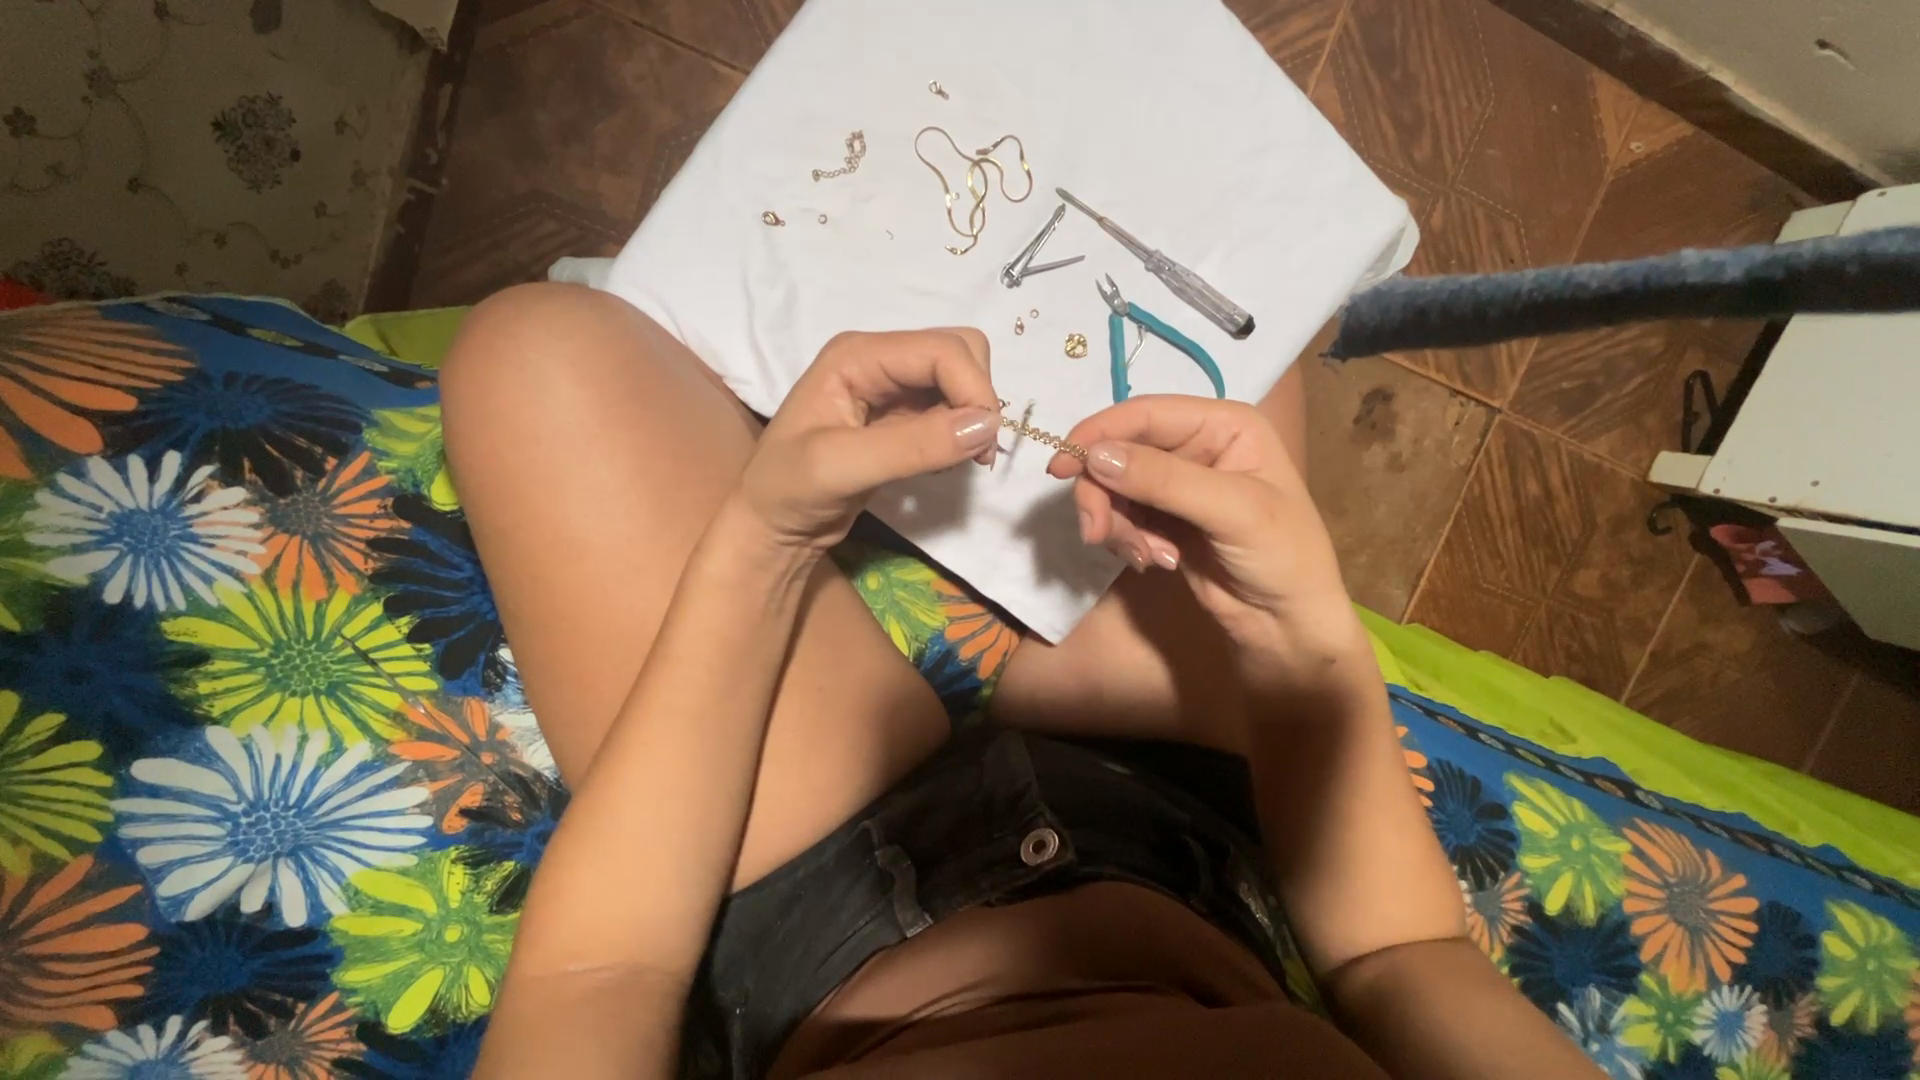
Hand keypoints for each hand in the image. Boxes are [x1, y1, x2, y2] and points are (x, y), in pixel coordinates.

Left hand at [737, 329, 999, 550]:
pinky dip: (960, 433)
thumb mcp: (841, 467)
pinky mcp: (901, 418)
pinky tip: (941, 464)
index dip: (974, 390)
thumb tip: (986, 425)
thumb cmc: (787, 491)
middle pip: (959, 352)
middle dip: (977, 397)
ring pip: (960, 380)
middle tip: (974, 452)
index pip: (943, 350)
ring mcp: (891, 388)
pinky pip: (951, 409)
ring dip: (972, 417)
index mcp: (858, 355)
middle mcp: (879, 361)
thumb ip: (913, 445)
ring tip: (956, 462)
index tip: (983, 445)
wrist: (770, 528)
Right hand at [1047, 394, 1366, 694]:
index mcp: (1222, 424)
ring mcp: (1175, 483)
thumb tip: (1095, 455)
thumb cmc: (1282, 556)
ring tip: (1146, 555)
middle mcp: (1195, 445)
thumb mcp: (1232, 511)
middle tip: (1097, 531)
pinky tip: (1156, 561)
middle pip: (1119, 451)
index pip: (1145, 414)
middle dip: (1103, 493)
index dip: (1098, 434)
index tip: (1061, 468)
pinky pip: (1121, 517)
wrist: (1288, 624)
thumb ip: (1164, 480)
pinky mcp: (1161, 518)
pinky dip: (1126, 540)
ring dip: (1117, 524)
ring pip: (1113, 487)